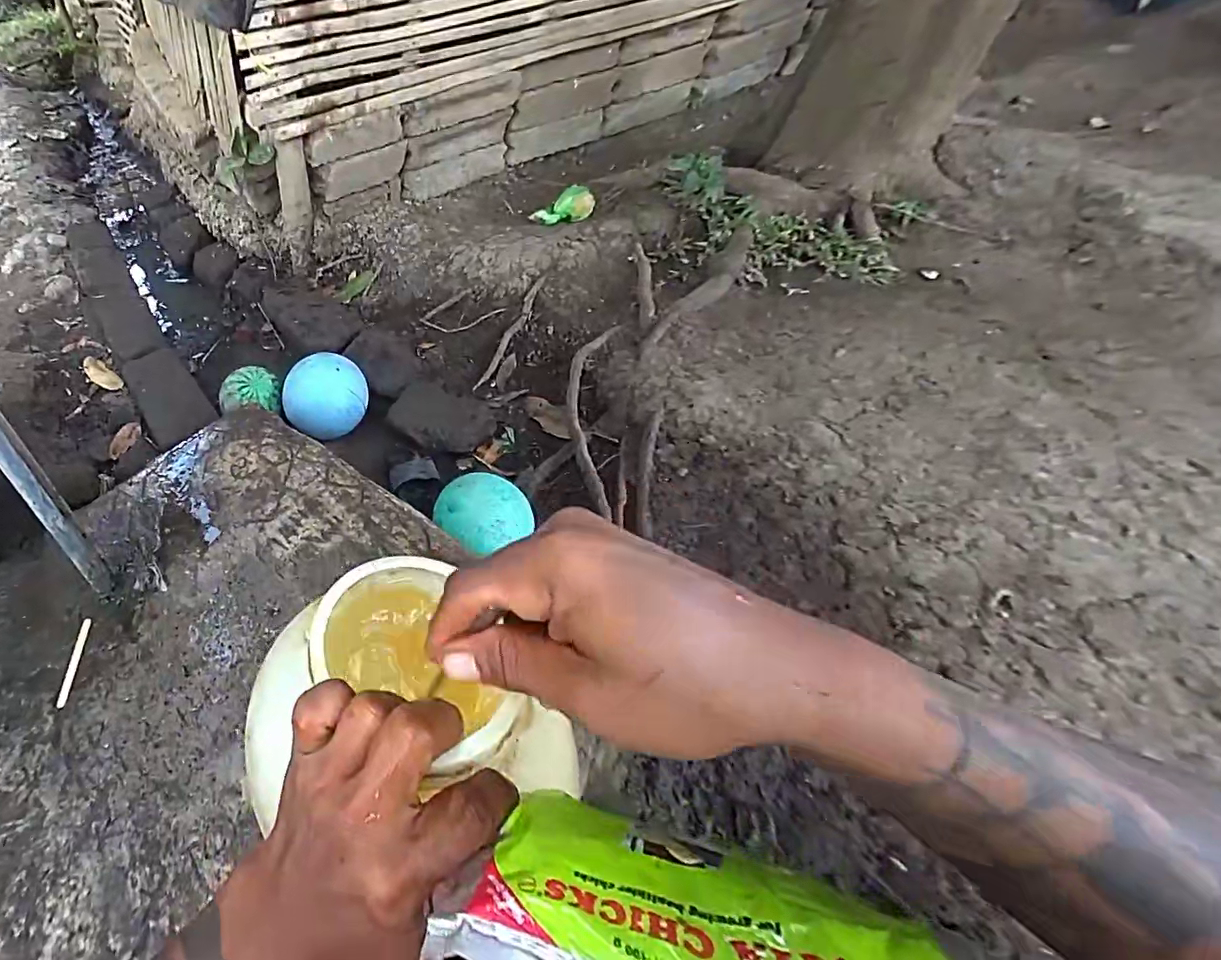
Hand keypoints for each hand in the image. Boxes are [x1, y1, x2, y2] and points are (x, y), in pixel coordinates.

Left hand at [215, 682, 517, 959]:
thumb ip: (456, 862)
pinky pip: (315, 704)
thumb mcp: (421, 917)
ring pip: (368, 707)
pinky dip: (337, 698)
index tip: (494, 786)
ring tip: (401, 724)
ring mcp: (325, 783)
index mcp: (400, 869)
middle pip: (412, 732)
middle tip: (446, 734)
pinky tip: (353, 717)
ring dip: (394, 706)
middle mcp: (363, 816)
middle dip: (441, 720)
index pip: (469, 810)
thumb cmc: (357, 931)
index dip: (495, 790)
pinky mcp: (298, 764)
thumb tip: (493, 814)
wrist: (279, 935)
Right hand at [426, 508, 904, 760]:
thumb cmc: (683, 689)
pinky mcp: (612, 542)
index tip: (440, 674)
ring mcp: (593, 530)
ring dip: (518, 620)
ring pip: (521, 574)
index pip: (468, 586)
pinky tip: (577, 645)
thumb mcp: (585, 691)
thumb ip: (508, 663)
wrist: (781, 666)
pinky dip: (546, 607)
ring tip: (550, 672)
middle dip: (485, 627)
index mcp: (553, 559)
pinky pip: (552, 569)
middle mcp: (565, 529)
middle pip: (493, 576)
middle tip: (503, 685)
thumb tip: (448, 654)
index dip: (444, 629)